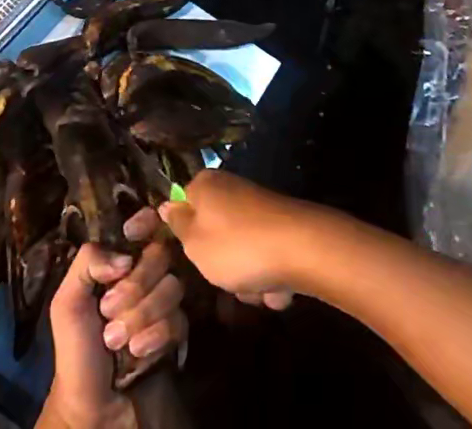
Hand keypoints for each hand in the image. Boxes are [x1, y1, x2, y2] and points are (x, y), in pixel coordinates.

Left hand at [37, 209, 185, 428]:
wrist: (94, 410)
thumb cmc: (76, 353)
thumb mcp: (67, 304)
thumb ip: (86, 264)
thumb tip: (126, 257)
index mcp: (120, 266)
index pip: (144, 229)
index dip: (145, 224)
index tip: (133, 232)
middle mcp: (146, 278)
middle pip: (161, 255)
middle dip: (135, 286)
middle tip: (108, 312)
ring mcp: (164, 304)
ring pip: (172, 287)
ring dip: (141, 316)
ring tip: (117, 341)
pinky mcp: (178, 332)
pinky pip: (179, 320)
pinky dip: (155, 337)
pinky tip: (138, 353)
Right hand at [158, 170, 307, 309]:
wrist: (303, 250)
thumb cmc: (237, 245)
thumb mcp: (194, 241)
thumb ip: (178, 223)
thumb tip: (168, 203)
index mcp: (208, 185)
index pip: (182, 203)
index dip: (183, 230)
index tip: (188, 250)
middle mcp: (233, 190)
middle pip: (212, 235)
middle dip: (219, 264)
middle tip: (223, 274)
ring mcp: (259, 210)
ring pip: (239, 255)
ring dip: (246, 280)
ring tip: (256, 284)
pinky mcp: (281, 230)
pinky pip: (263, 262)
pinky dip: (268, 279)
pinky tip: (276, 286)